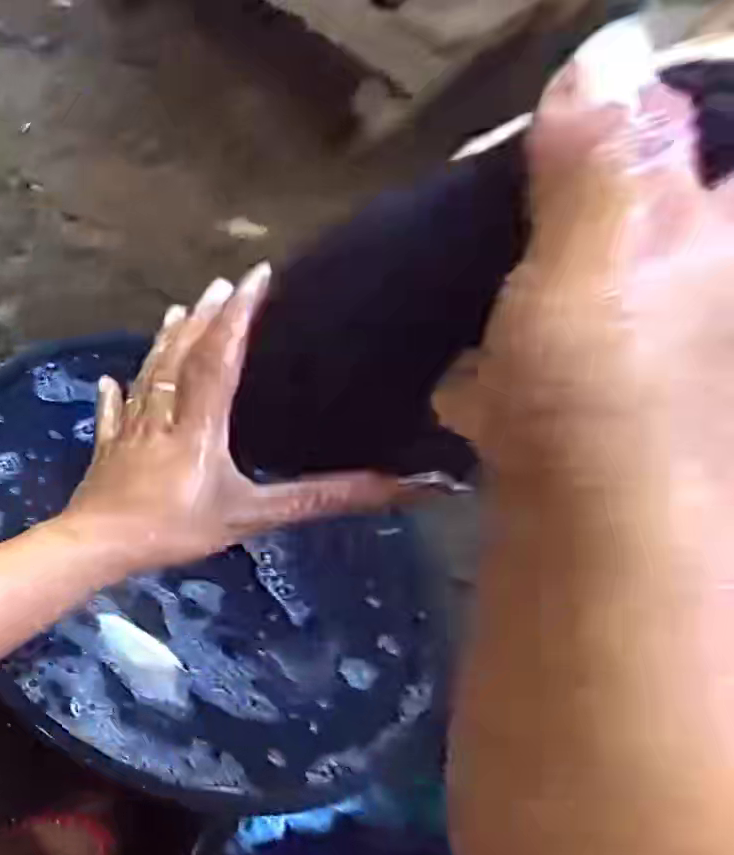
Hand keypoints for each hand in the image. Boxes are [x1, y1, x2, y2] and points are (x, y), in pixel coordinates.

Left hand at [60, 264, 399, 568]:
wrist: (97, 545)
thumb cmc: (171, 529)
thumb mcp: (250, 516)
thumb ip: (321, 497)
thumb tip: (406, 485)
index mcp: (197, 426)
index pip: (219, 358)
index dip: (237, 316)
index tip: (256, 277)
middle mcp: (158, 419)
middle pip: (179, 360)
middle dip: (201, 320)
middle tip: (218, 285)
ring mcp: (125, 433)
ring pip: (146, 379)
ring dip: (162, 344)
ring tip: (175, 313)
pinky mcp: (103, 451)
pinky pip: (109, 415)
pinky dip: (112, 396)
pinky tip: (108, 380)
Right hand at [481, 58, 733, 497]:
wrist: (586, 496)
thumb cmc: (602, 381)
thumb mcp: (597, 260)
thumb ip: (599, 163)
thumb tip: (602, 48)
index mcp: (721, 210)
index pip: (694, 103)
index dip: (614, 103)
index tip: (524, 138)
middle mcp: (700, 243)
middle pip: (634, 166)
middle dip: (555, 169)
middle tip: (479, 192)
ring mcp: (647, 297)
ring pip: (585, 227)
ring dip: (520, 227)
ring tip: (458, 242)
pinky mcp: (592, 343)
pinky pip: (548, 285)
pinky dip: (505, 283)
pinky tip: (464, 302)